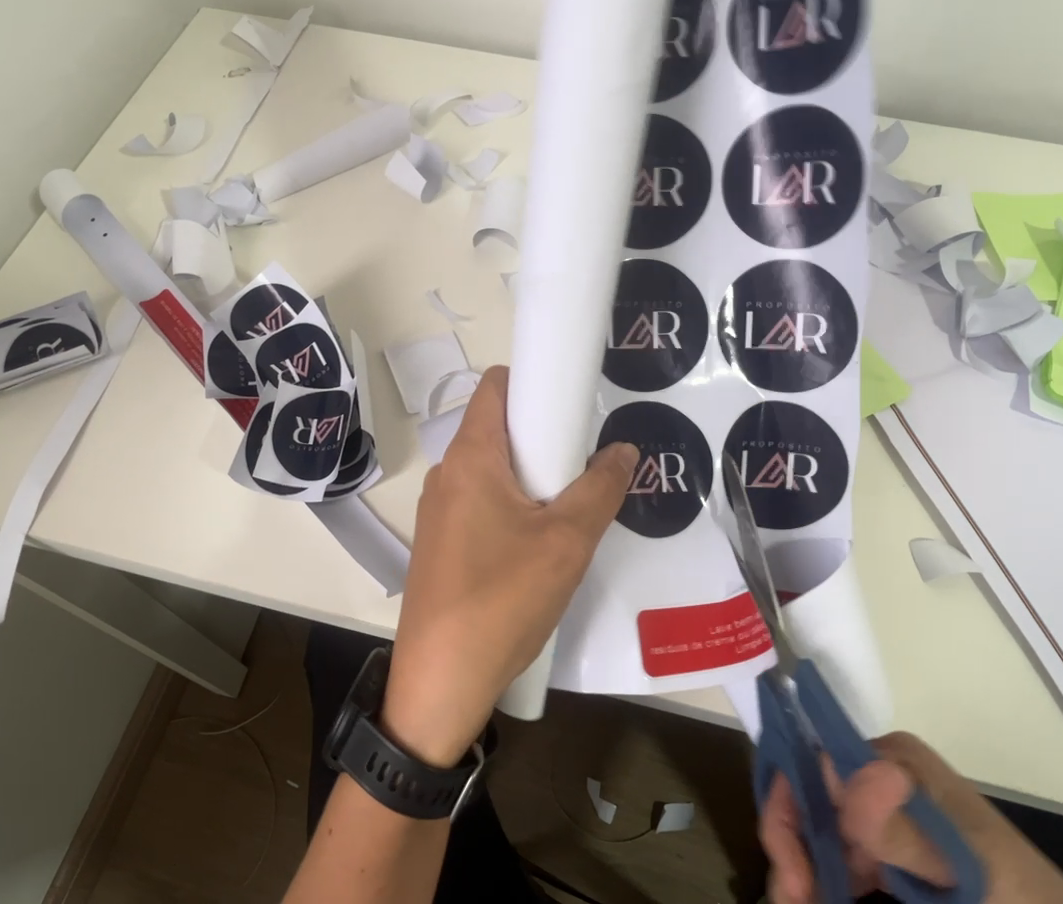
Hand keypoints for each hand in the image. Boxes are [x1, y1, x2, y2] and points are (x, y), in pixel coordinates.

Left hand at [381, 365, 637, 766]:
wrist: (441, 681)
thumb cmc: (503, 599)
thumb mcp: (567, 542)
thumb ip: (600, 488)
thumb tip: (622, 450)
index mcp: (470, 457)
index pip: (496, 386)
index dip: (535, 381)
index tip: (576, 403)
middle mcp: (447, 475)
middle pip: (499, 430)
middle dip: (545, 438)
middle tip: (587, 465)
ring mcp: (439, 512)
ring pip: (493, 473)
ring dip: (533, 480)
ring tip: (573, 509)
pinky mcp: (441, 545)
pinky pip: (483, 506)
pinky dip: (514, 509)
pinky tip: (542, 545)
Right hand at [759, 731, 1062, 903]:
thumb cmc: (1017, 893)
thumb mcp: (965, 865)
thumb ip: (905, 829)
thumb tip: (842, 770)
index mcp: (895, 763)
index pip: (811, 764)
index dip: (788, 813)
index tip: (792, 876)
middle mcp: (880, 780)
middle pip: (807, 804)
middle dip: (791, 852)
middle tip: (793, 900)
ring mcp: (884, 820)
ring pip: (815, 837)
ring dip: (799, 874)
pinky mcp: (890, 858)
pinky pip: (838, 863)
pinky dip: (820, 886)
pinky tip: (814, 900)